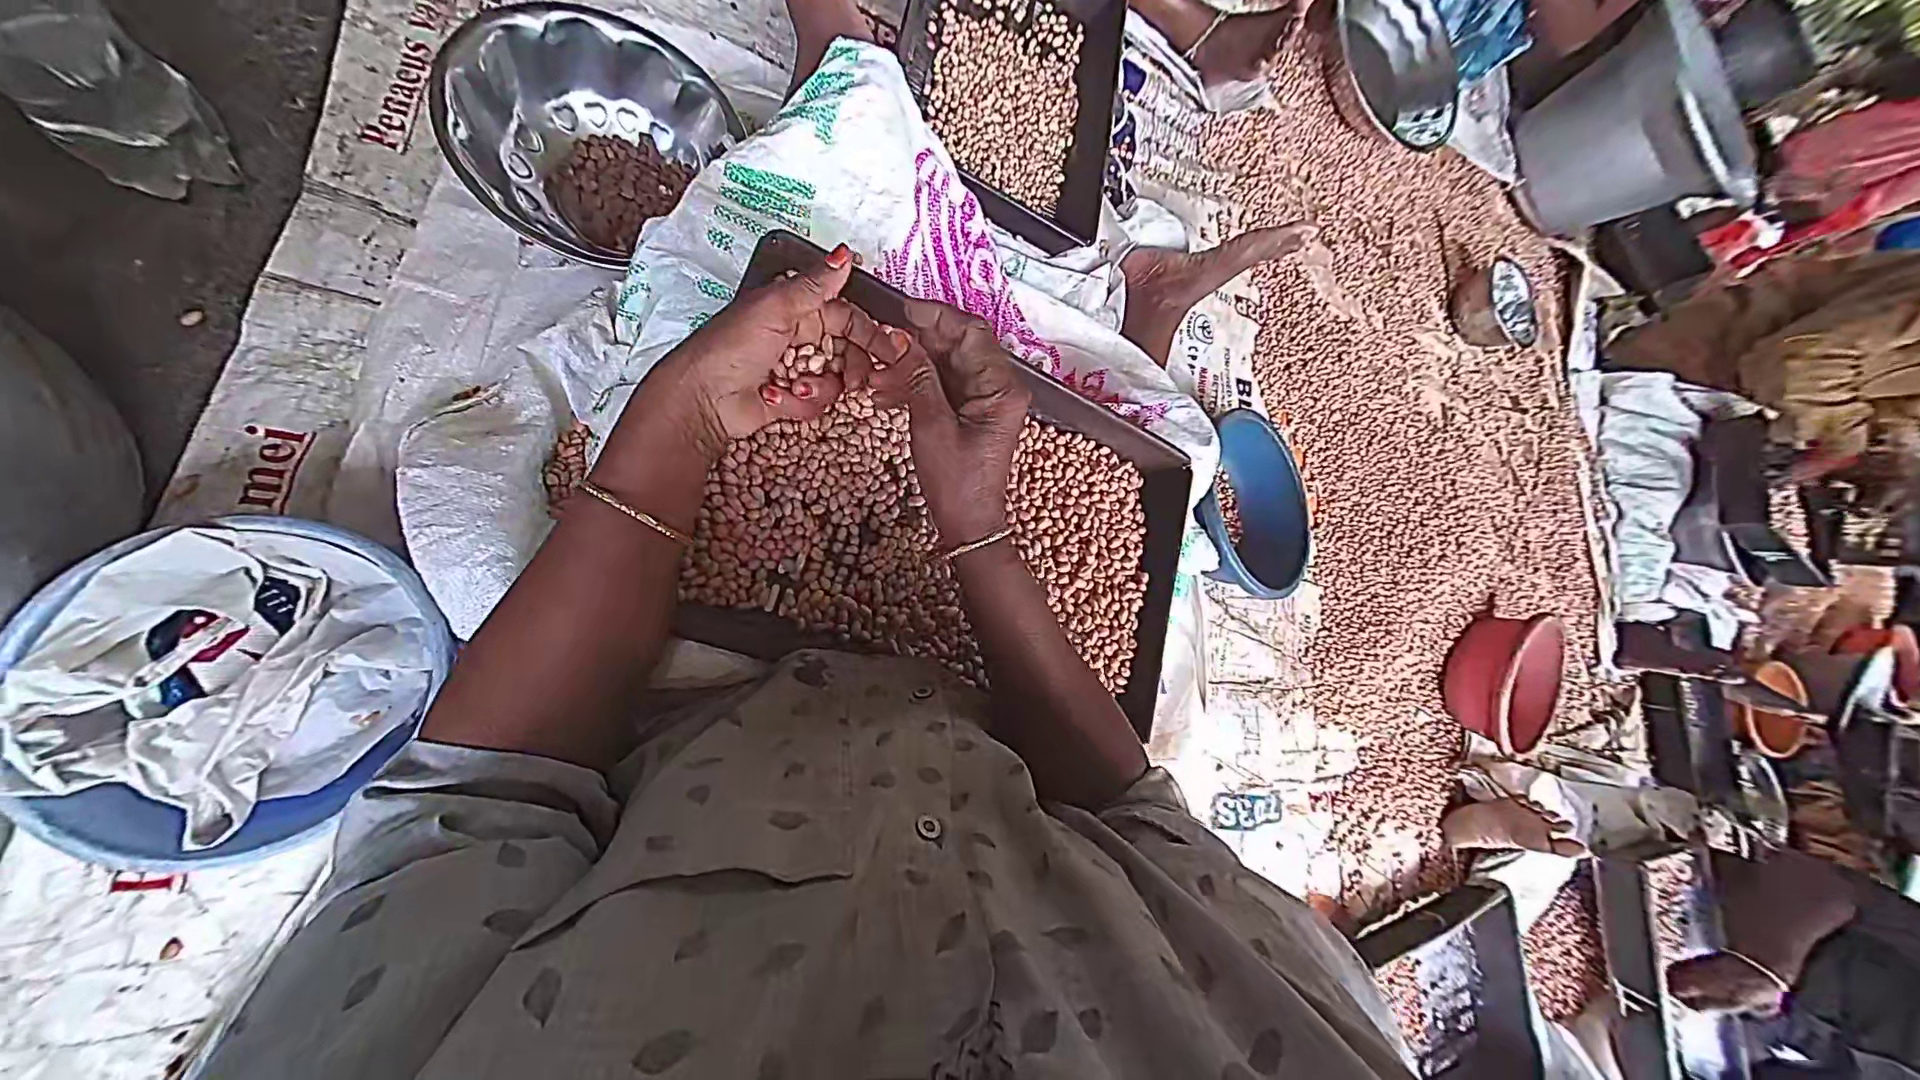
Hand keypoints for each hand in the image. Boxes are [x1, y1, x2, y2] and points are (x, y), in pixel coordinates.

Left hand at [639, 244, 904, 457]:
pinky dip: (800, 404)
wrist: (704, 398)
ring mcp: (799, 370)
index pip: (849, 318)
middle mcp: (802, 338)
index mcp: (799, 310)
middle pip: (849, 352)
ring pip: (836, 381)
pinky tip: (776, 397)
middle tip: (855, 382)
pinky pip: (818, 403)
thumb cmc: (731, 348)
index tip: (890, 351)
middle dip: (852, 368)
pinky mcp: (794, 399)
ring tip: (795, 387)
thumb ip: (815, 285)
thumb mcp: (776, 309)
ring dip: (818, 388)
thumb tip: (844, 254)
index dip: (871, 334)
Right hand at [871, 299, 1030, 544]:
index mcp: (1001, 388)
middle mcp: (999, 388)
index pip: (972, 333)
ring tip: (879, 376)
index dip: (936, 317)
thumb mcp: (932, 426)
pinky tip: (889, 392)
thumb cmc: (956, 482)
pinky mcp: (971, 412)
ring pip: (947, 365)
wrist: (967, 523)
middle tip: (884, 345)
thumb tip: (900, 340)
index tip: (904, 312)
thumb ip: (917, 378)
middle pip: (958, 346)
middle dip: (919, 343)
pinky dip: (918, 384)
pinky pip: (944, 385)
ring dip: (913, 365)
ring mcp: (986, 400)